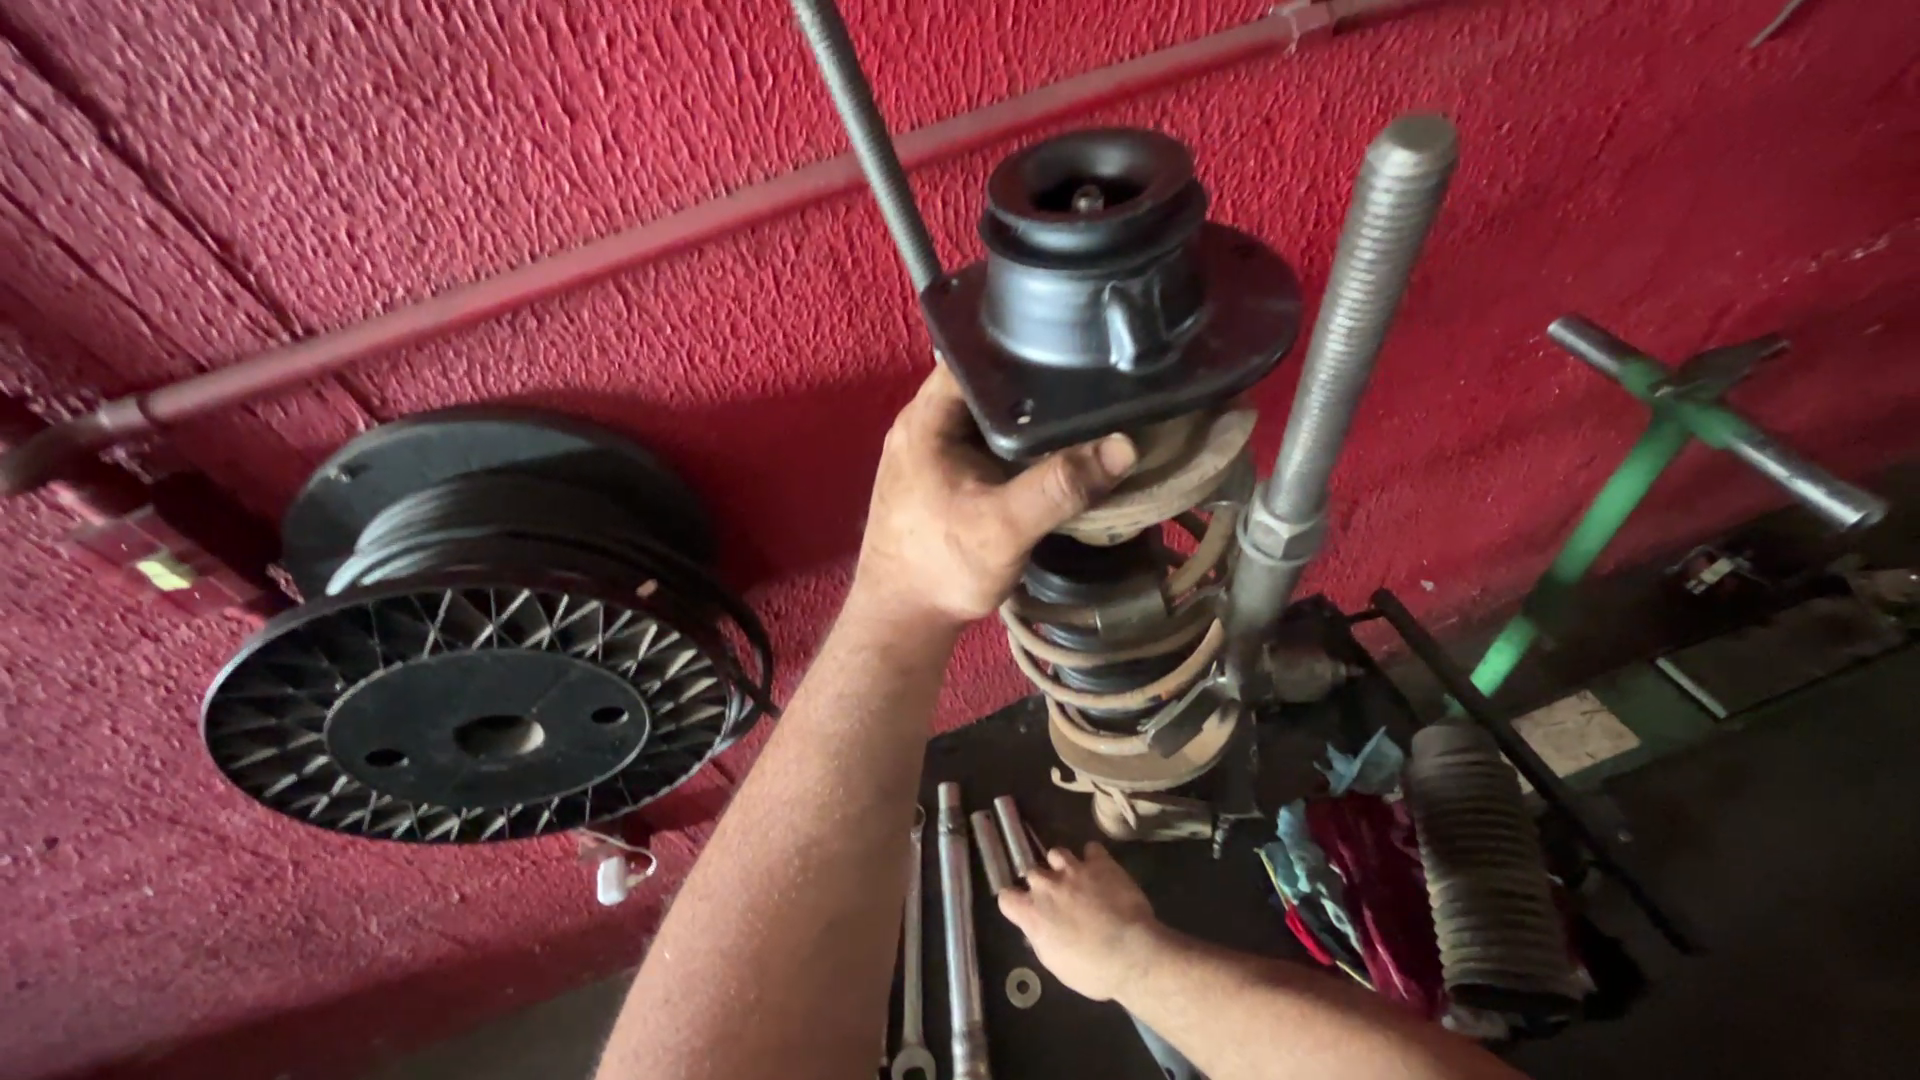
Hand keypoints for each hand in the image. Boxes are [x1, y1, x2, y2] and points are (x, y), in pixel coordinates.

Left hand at [853, 366, 1136, 624]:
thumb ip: (1062, 486)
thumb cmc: (942, 568)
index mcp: (924, 420)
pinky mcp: (939, 479)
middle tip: (1086, 375)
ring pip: (984, 418)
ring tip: (1078, 406)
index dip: (1018, 346)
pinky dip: (1012, 446)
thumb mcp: (1007, 526)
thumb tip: (1124, 446)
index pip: (974, 356)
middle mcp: (921, 427)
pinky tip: (1048, 451)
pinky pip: (981, 445)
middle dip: (1029, 384)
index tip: (1068, 346)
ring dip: (1023, 418)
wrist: (903, 621)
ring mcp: (928, 454)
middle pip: (983, 386)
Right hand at [997, 843, 1165, 1002]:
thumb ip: (1040, 939)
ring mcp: (1073, 869)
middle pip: (1031, 871)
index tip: (1024, 908)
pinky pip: (1091, 849)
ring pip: (1057, 853)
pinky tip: (1100, 870)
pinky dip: (1094, 858)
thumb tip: (1035, 929)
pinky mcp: (1100, 862)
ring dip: (1062, 865)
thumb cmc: (1092, 971)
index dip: (1015, 902)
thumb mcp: (1055, 964)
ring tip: (1075, 878)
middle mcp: (1047, 885)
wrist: (1132, 955)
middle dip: (1041, 882)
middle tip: (1055, 896)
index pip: (1006, 896)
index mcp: (1032, 912)